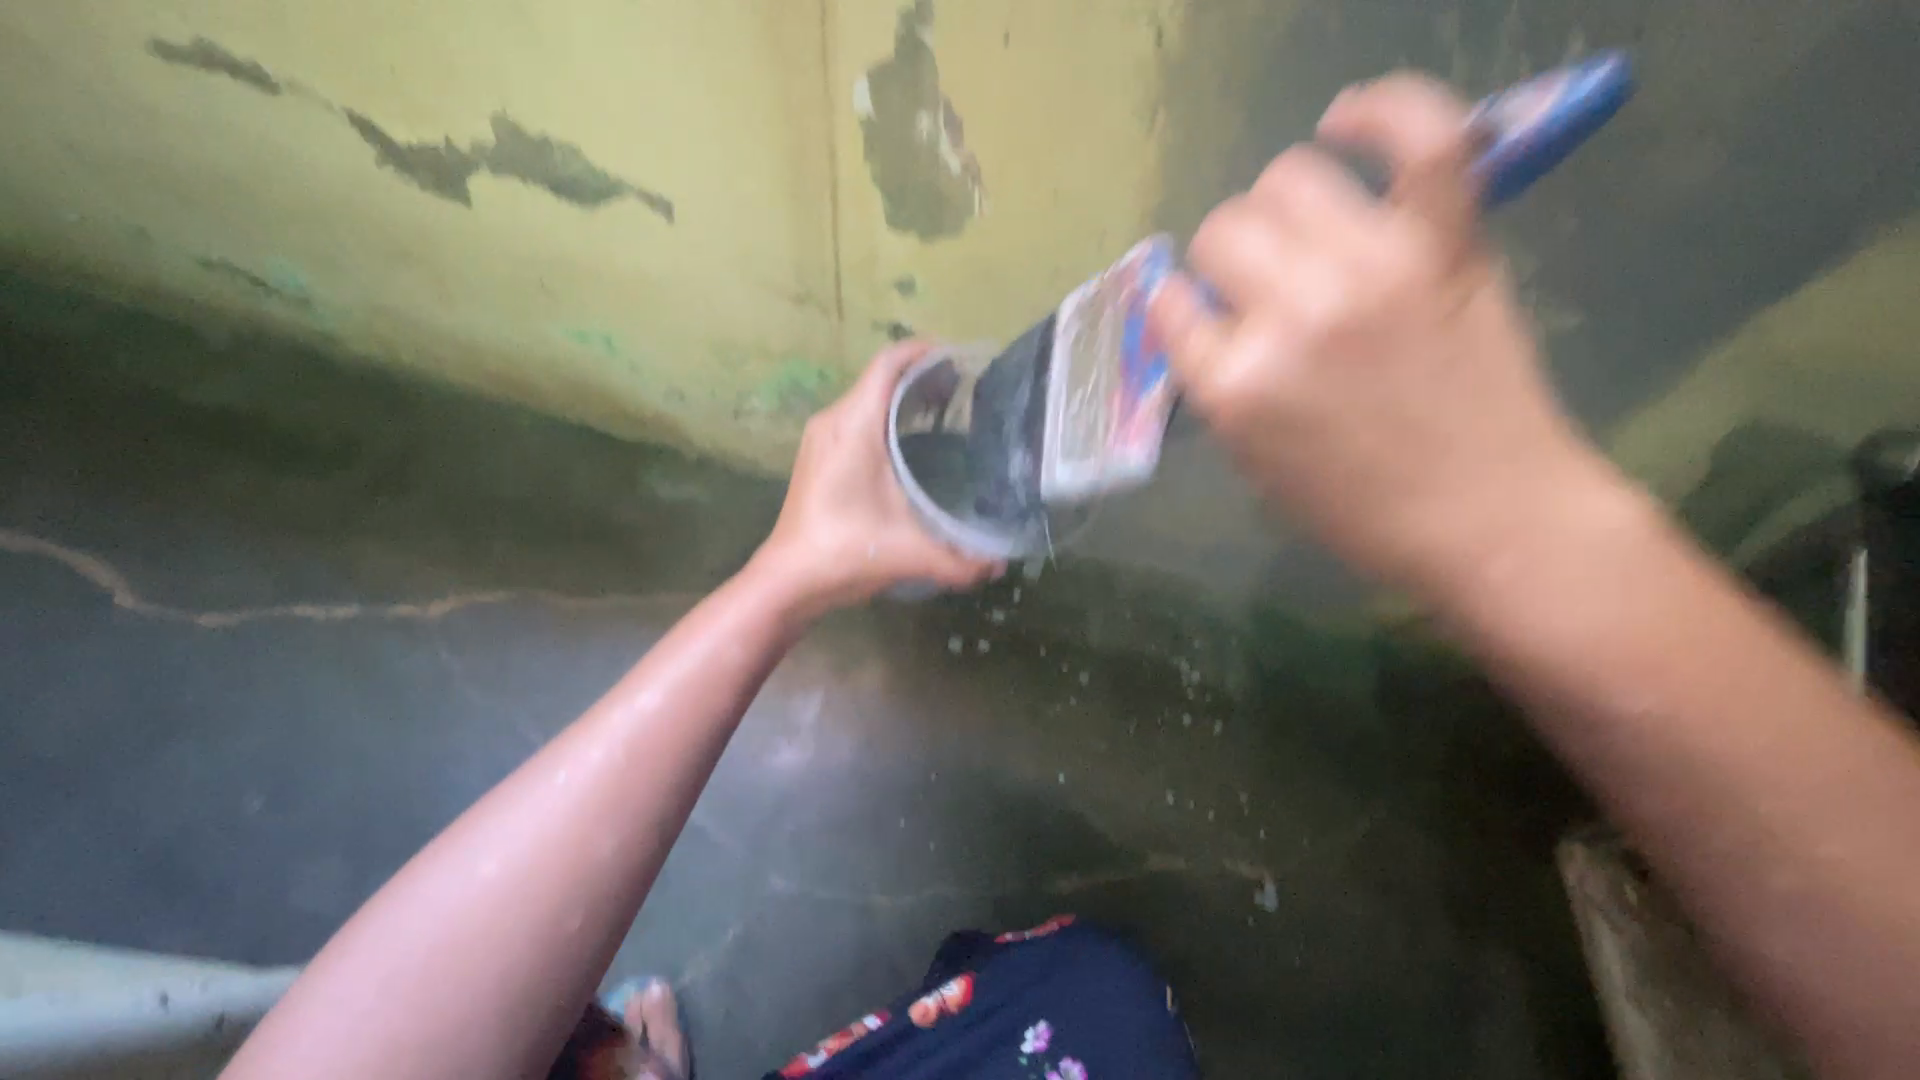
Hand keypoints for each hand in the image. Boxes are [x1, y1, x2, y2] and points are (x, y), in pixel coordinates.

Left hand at [752, 341, 1000, 614]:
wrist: (789, 579)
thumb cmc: (846, 552)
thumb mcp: (911, 553)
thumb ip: (961, 560)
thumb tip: (999, 565)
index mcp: (854, 424)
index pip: (890, 363)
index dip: (926, 351)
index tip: (962, 359)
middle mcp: (834, 420)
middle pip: (881, 377)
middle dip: (923, 376)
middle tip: (965, 392)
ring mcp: (821, 438)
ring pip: (867, 398)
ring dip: (903, 399)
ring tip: (946, 414)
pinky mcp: (817, 456)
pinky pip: (856, 419)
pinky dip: (885, 419)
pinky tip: (911, 447)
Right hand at [1148, 73, 1619, 594]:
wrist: (1488, 518)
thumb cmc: (1359, 512)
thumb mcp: (1253, 463)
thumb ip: (1217, 385)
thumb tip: (1201, 316)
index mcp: (1234, 387)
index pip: (1169, 305)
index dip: (1178, 305)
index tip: (1197, 313)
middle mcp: (1290, 317)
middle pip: (1222, 232)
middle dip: (1224, 257)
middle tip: (1256, 282)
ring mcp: (1370, 270)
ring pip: (1287, 179)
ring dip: (1278, 204)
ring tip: (1301, 229)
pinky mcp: (1445, 245)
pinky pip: (1419, 139)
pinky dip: (1381, 112)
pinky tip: (1345, 120)